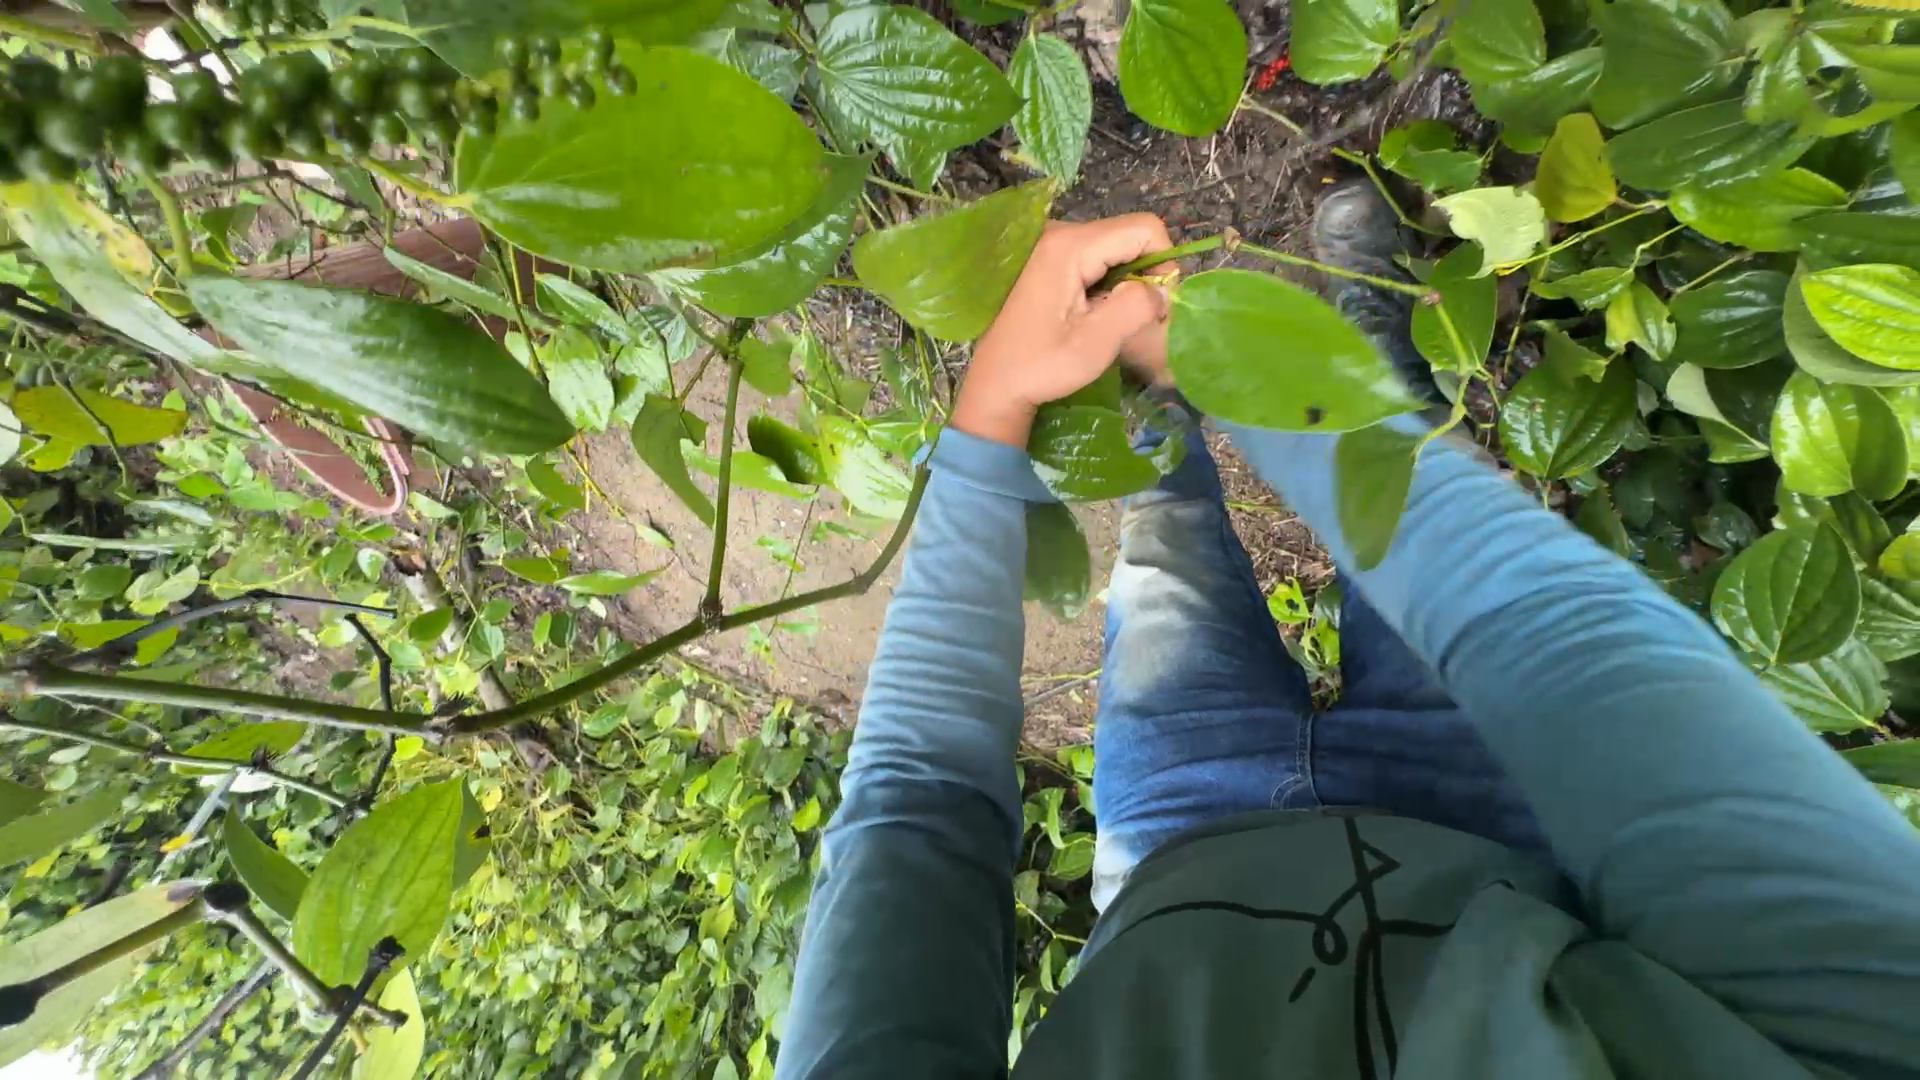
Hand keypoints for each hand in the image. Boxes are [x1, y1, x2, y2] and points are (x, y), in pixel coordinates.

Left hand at [951, 214, 1174, 446]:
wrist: (995, 384)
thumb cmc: (1041, 367)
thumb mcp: (1095, 343)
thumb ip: (1135, 308)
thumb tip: (1162, 291)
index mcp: (1068, 246)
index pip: (1143, 229)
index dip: (1163, 264)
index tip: (1155, 306)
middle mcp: (1057, 233)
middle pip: (1127, 236)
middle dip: (1142, 275)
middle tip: (1132, 321)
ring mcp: (1048, 244)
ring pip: (1113, 249)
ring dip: (1123, 283)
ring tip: (1107, 321)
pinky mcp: (1045, 259)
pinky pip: (1093, 259)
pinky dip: (1104, 284)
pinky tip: (1090, 315)